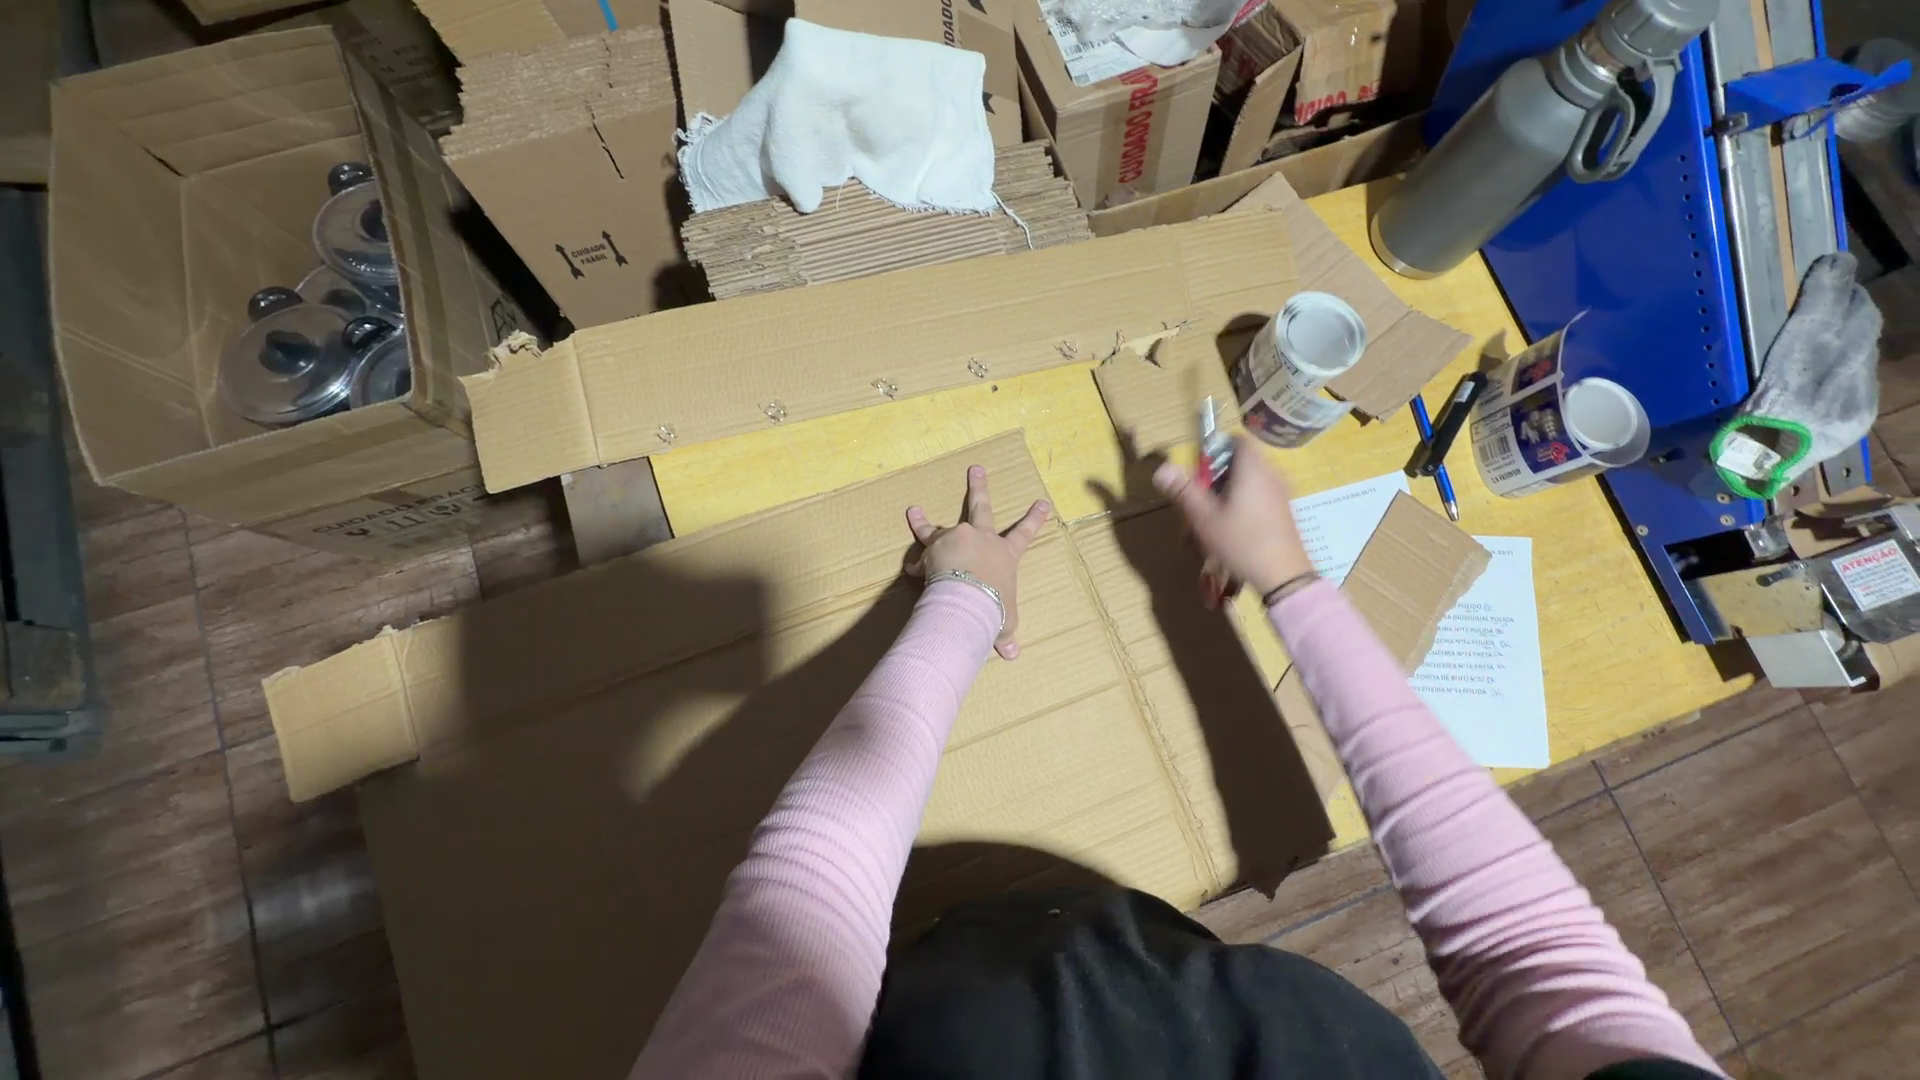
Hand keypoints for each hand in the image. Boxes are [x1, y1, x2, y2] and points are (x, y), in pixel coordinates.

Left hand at [906, 465, 1050, 659]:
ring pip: (938, 527)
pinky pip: (921, 554)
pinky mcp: (934, 546)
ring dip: (923, 520)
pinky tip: (912, 568)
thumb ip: (1005, 634)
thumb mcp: (1004, 623)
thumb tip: (1013, 656)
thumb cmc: (994, 608)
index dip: (1035, 519)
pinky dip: (917, 562)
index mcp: (1005, 554)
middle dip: (979, 487)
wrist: (969, 599)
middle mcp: (982, 539)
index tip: (1042, 503)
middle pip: (982, 507)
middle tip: (976, 469)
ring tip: (913, 509)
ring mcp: (956, 538)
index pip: (1025, 534)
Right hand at [1153, 437, 1314, 596]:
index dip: (1215, 449)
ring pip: (1247, 483)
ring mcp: (1280, 493)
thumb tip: (1162, 468)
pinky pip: (1258, 497)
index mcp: (1253, 469)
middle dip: (1215, 479)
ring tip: (1209, 521)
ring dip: (1225, 496)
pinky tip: (1229, 531)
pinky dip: (1240, 506)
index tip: (1199, 470)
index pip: (1236, 440)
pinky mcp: (1283, 510)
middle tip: (1198, 501)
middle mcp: (1270, 474)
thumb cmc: (1241, 542)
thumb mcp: (1205, 518)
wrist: (1283, 575)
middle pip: (1239, 463)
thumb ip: (1184, 490)